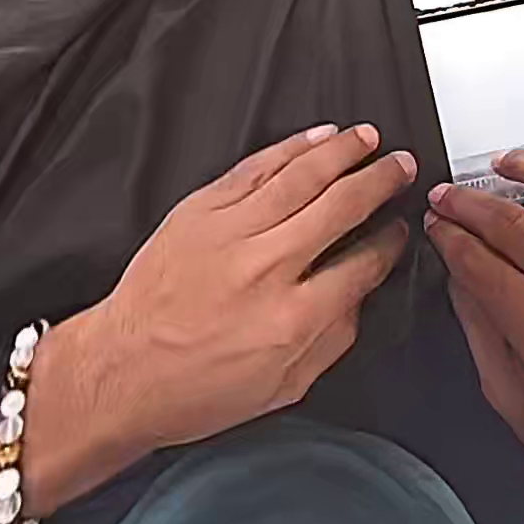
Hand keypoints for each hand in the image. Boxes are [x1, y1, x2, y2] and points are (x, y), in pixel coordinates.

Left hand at [9, 124, 414, 514]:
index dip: (389, 242)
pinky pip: (256, 167)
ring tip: (370, 138)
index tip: (399, 228)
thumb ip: (333, 338)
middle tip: (401, 166)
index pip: (361, 265)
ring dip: (343, 152)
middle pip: (340, 207)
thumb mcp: (281, 386)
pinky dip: (292, 148)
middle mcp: (266, 266)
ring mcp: (231, 231)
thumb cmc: (196, 385)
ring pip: (302, 177)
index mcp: (291, 318)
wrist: (122, 368)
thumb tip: (362, 291)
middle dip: (379, 182)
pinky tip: (318, 137)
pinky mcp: (202, 208)